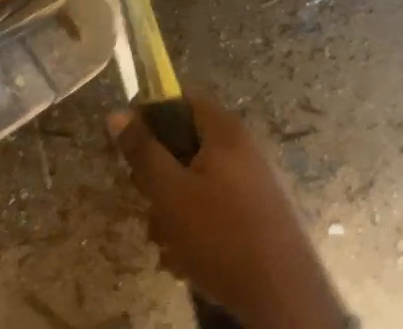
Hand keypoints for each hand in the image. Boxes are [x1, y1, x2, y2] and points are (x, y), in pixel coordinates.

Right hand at [110, 97, 347, 327]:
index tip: (129, 142)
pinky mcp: (259, 219)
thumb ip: (142, 150)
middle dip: (159, 173)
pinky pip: (216, 209)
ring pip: (197, 183)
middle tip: (145, 199)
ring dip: (173, 208)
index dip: (150, 114)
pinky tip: (184, 258)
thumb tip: (117, 113)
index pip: (182, 100)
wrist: (284, 301)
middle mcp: (244, 151)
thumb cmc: (220, 235)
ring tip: (163, 241)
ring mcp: (255, 186)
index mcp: (225, 133)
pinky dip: (196, 227)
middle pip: (187, 145)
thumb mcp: (169, 190)